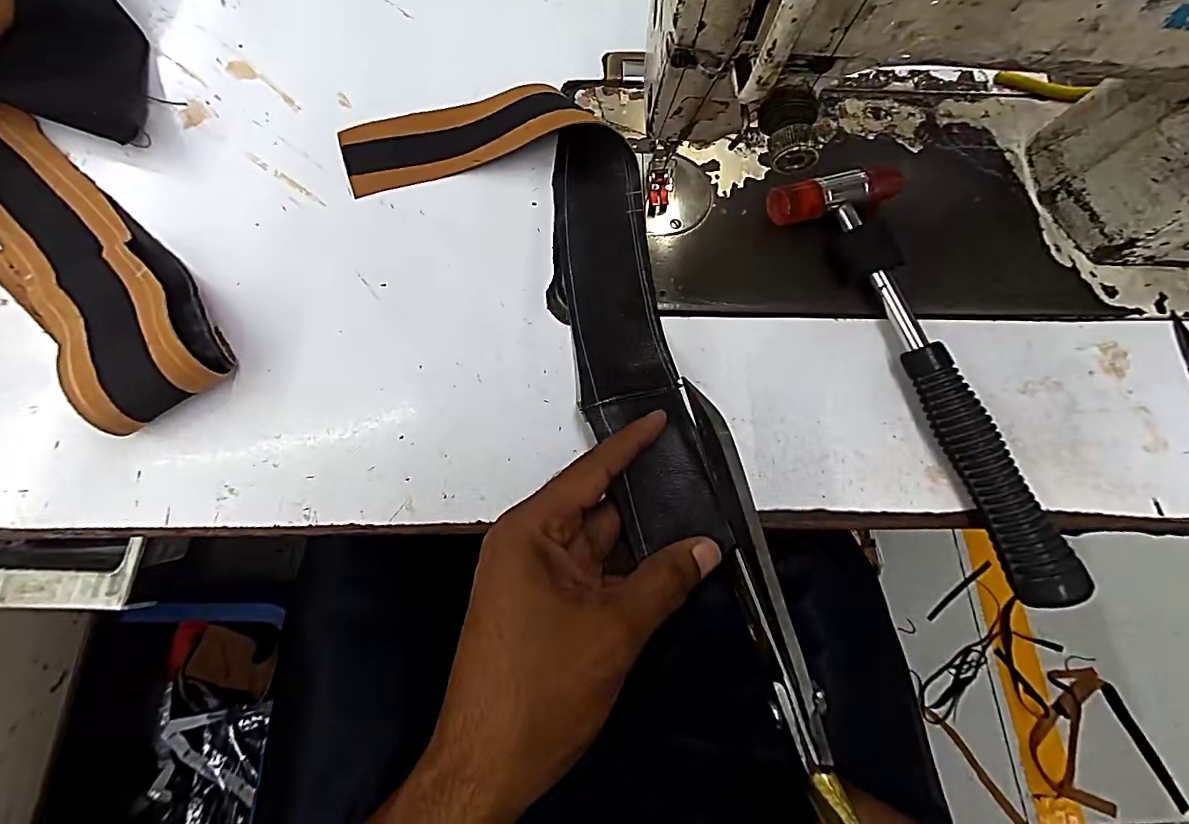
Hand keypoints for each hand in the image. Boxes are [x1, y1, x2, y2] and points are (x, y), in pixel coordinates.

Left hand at [371, 411, 721, 823]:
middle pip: (597, 506)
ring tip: (685, 530)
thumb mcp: (612, 629)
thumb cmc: (524, 698)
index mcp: (529, 533)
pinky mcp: (545, 606)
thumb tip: (700, 550)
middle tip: (685, 483)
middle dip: (642, 501)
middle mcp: (528, 548)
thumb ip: (664, 581)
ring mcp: (537, 578)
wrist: (489, 767)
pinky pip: (594, 573)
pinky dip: (626, 572)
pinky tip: (661, 572)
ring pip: (599, 544)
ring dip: (638, 543)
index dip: (629, 446)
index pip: (589, 472)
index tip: (653, 422)